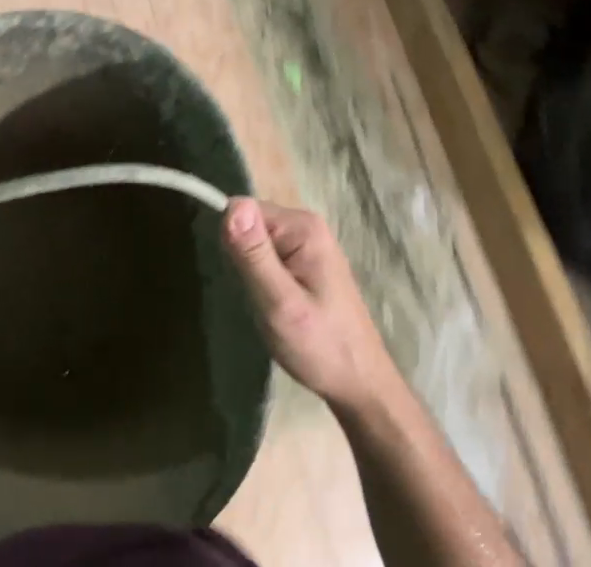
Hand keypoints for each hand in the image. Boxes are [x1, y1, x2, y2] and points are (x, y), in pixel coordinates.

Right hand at [222, 197, 395, 407]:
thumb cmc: (319, 346)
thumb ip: (253, 255)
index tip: (244, 279)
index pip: (242, 210)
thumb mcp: (279, 303)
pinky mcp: (306, 262)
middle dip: (242, 260)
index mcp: (302, 227)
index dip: (233, 244)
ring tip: (268, 305)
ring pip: (255, 243)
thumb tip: (232, 206)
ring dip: (251, 273)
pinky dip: (262, 280)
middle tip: (260, 298)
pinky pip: (267, 257)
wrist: (358, 383)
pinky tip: (276, 305)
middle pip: (249, 225)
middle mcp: (307, 226)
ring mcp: (308, 245)